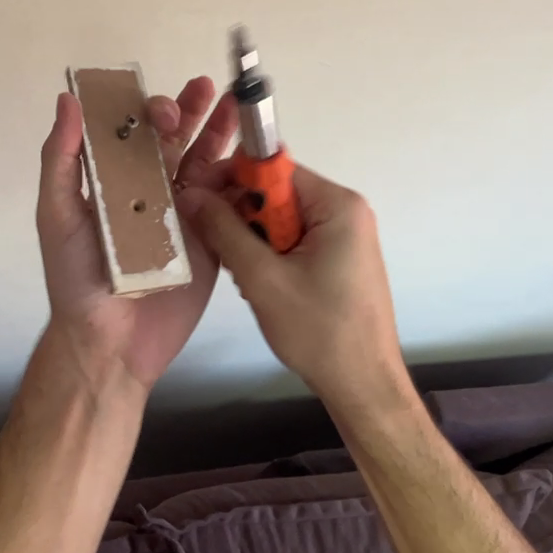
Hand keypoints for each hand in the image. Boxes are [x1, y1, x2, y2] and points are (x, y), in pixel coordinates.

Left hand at [36, 77, 238, 392]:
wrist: (110, 342)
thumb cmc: (75, 276)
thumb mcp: (58, 213)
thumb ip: (62, 159)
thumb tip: (67, 100)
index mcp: (115, 180)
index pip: (134, 132)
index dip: (147, 108)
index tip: (161, 100)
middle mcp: (151, 190)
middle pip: (176, 140)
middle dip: (192, 110)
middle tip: (206, 88)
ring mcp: (185, 213)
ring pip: (207, 163)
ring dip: (222, 134)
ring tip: (238, 107)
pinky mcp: (211, 240)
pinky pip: (229, 204)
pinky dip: (243, 179)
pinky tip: (256, 157)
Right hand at [178, 166, 408, 411]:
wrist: (363, 387)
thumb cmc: (319, 332)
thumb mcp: (262, 278)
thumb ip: (224, 230)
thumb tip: (190, 192)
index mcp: (337, 205)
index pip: (273, 166)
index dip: (232, 177)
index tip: (198, 198)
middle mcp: (345, 211)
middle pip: (275, 191)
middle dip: (242, 215)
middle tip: (220, 248)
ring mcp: (344, 235)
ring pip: (279, 217)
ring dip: (253, 239)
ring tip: (245, 276)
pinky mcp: (338, 257)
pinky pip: (292, 238)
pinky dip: (269, 254)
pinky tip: (261, 284)